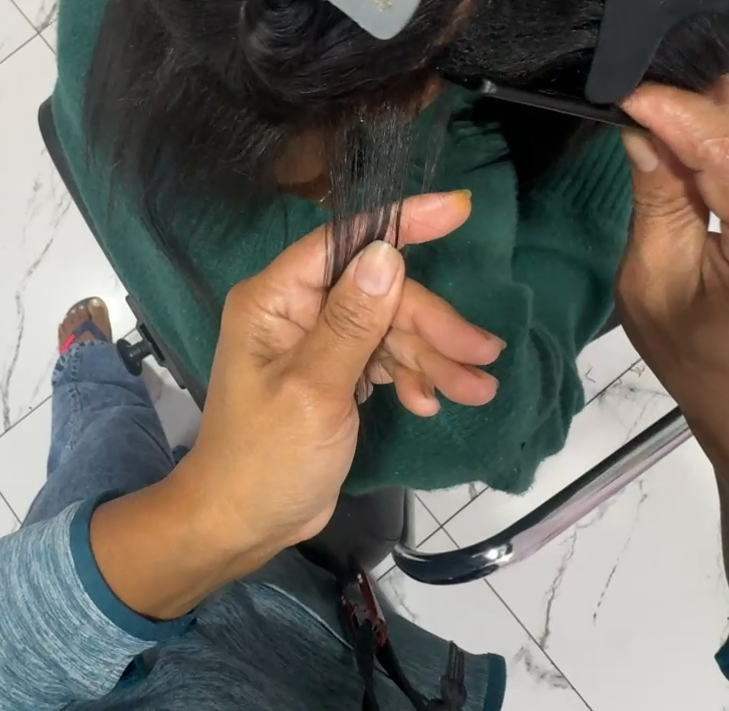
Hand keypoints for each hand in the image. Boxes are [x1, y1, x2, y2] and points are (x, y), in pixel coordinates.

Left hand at [89, 191, 473, 617]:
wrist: (246, 520)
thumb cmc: (267, 456)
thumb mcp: (315, 389)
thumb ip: (352, 322)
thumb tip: (386, 254)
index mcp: (273, 298)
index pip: (340, 243)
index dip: (399, 223)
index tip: (458, 208)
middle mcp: (292, 308)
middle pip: (376, 291)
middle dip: (429, 321)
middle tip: (482, 357)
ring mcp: (314, 339)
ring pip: (386, 325)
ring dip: (431, 355)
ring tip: (475, 390)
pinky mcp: (332, 369)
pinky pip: (381, 356)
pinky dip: (409, 375)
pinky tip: (427, 402)